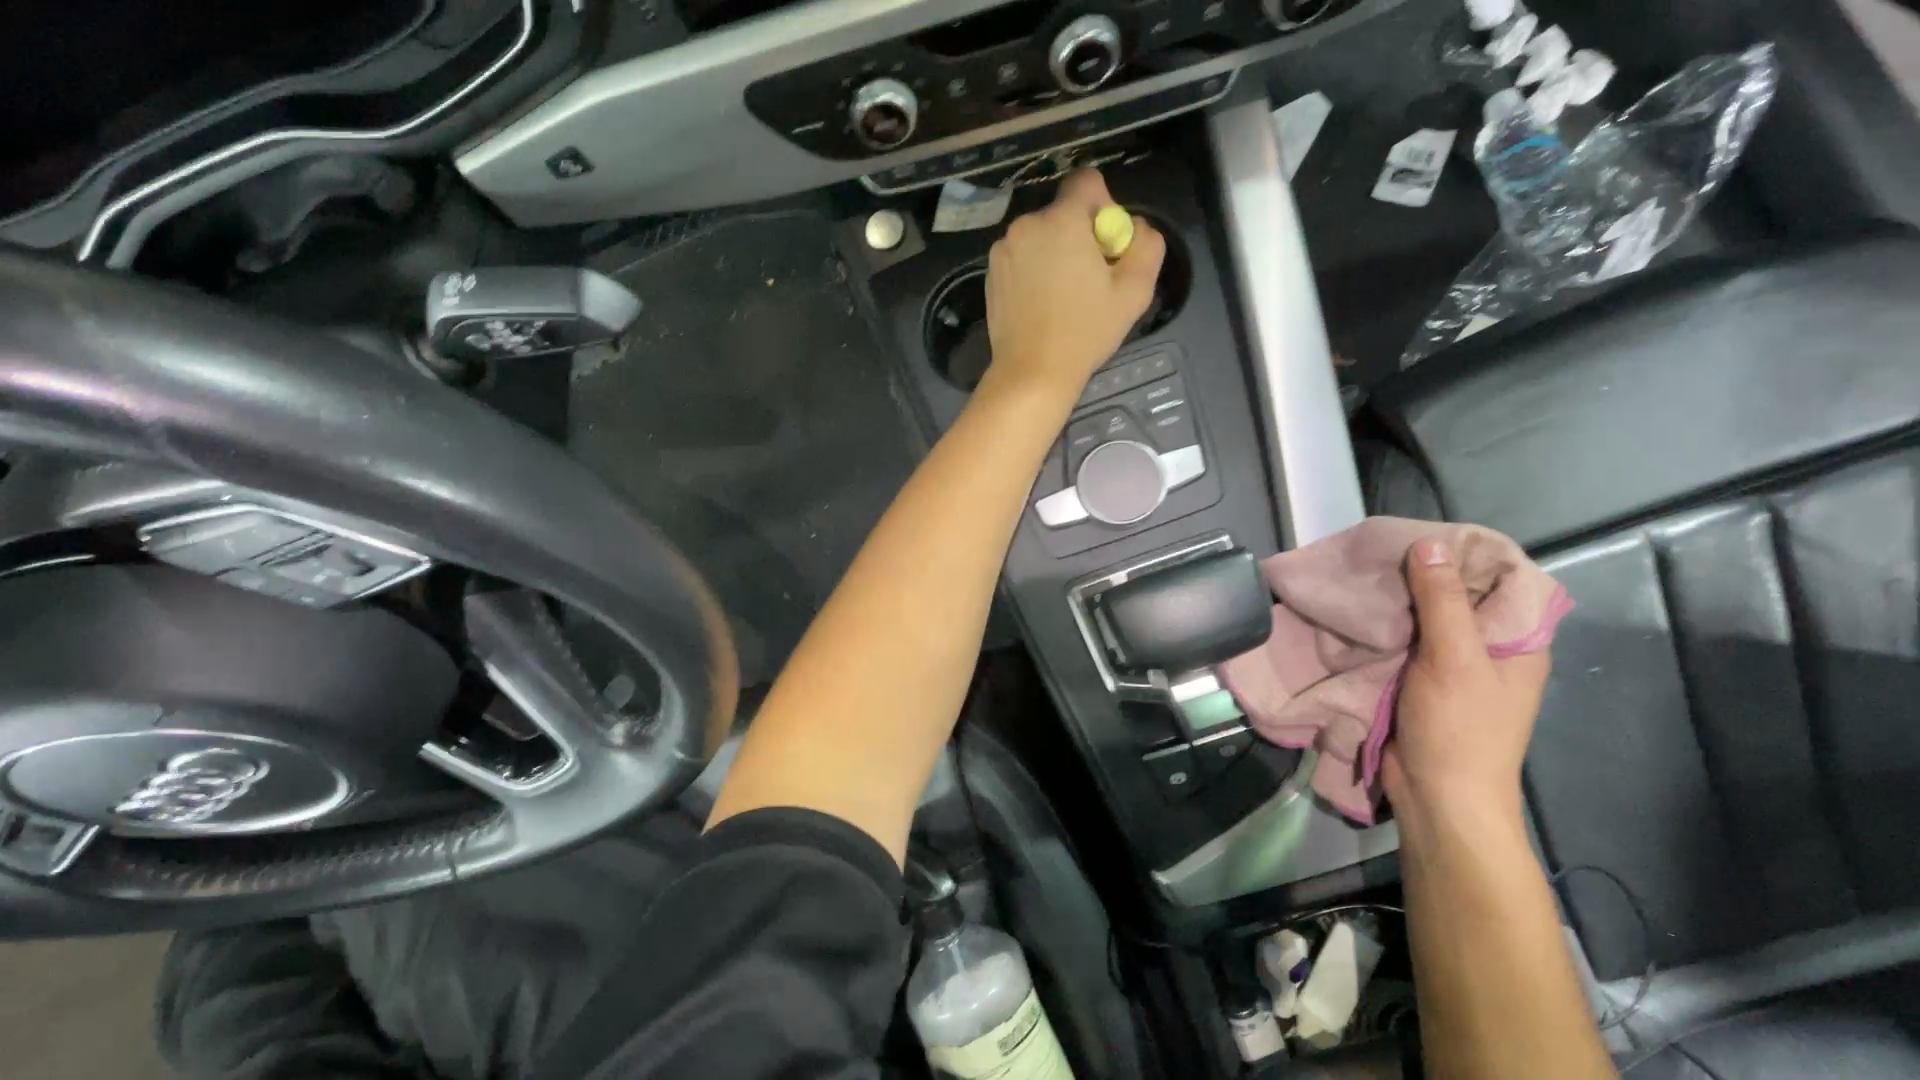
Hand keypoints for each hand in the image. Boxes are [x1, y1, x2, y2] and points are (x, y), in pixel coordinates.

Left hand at [983, 169, 1165, 398]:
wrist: (1032, 371)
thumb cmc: (1085, 331)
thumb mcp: (1135, 290)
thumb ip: (1147, 244)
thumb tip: (1136, 227)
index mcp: (1062, 220)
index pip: (1087, 181)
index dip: (1104, 205)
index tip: (1107, 243)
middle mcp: (1027, 224)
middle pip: (1064, 212)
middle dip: (1081, 235)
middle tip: (1090, 279)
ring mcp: (1004, 248)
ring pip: (1042, 235)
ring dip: (1056, 252)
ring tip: (1065, 295)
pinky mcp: (991, 272)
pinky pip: (1022, 255)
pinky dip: (1034, 269)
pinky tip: (1042, 303)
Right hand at [1383, 538, 1550, 827]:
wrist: (1438, 799)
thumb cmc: (1459, 729)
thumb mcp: (1453, 658)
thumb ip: (1442, 600)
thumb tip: (1430, 543)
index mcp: (1518, 639)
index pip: (1503, 577)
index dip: (1467, 553)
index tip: (1422, 534)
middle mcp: (1492, 647)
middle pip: (1462, 595)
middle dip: (1424, 574)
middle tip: (1381, 550)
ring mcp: (1457, 666)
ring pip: (1430, 618)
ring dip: (1400, 601)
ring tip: (1365, 574)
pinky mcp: (1424, 682)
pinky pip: (1408, 643)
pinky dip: (1388, 628)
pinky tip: (1361, 612)